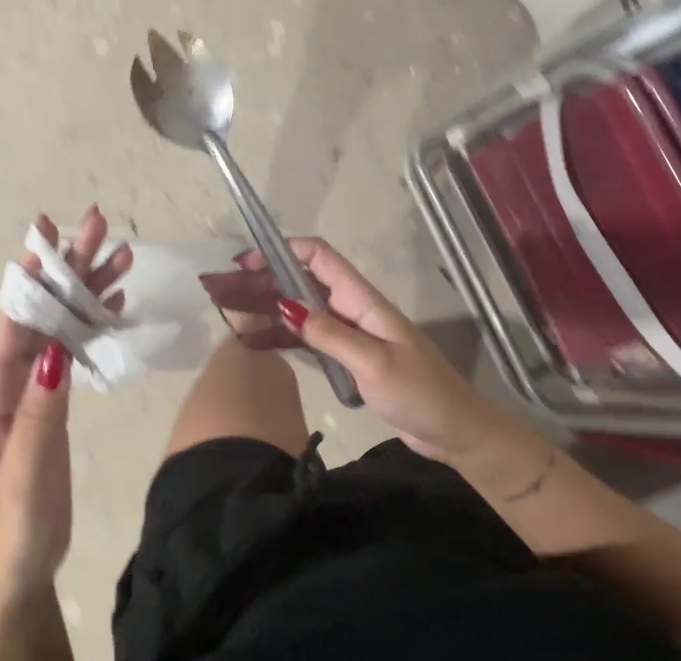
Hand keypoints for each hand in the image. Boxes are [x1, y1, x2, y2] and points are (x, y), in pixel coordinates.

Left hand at [0, 207, 130, 601]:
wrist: (13, 583)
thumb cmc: (9, 532)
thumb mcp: (25, 474)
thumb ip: (42, 411)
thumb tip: (57, 346)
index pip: (12, 320)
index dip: (32, 273)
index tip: (50, 228)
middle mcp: (7, 383)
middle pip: (40, 313)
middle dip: (68, 268)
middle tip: (101, 224)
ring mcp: (30, 394)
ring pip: (60, 327)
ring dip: (86, 290)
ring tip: (122, 253)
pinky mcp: (50, 408)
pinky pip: (72, 352)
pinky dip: (92, 324)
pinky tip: (114, 302)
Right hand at [201, 238, 518, 462]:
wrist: (454, 430)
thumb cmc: (419, 392)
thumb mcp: (373, 363)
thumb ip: (330, 334)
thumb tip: (285, 304)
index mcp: (363, 301)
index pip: (321, 258)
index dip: (284, 251)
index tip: (247, 262)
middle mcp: (354, 310)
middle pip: (305, 282)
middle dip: (267, 279)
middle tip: (226, 292)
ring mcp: (352, 335)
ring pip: (304, 311)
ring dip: (271, 308)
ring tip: (232, 314)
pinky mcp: (350, 360)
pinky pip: (311, 340)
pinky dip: (284, 338)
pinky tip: (257, 344)